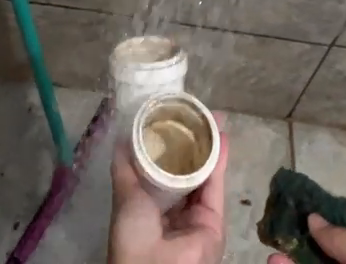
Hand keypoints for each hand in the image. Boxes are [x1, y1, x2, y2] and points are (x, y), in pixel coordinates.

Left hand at [106, 122, 228, 263]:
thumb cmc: (133, 230)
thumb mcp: (124, 192)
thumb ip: (125, 166)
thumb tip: (123, 134)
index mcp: (150, 205)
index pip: (161, 170)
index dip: (168, 145)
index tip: (172, 119)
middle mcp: (174, 209)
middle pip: (186, 170)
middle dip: (191, 143)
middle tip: (196, 116)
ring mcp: (195, 214)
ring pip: (203, 174)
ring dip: (208, 146)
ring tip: (212, 118)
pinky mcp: (213, 219)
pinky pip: (215, 185)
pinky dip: (219, 160)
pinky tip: (221, 136)